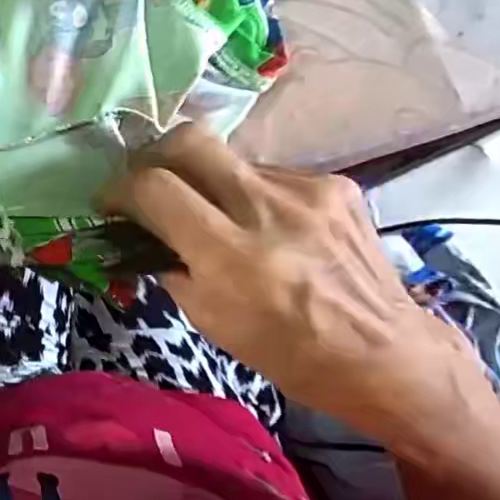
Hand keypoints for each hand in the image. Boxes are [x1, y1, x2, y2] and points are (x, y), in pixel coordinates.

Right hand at [104, 125, 485, 450]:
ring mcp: (308, 191)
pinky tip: (265, 224)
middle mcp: (269, 210)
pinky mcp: (336, 185)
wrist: (388, 357)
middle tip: (149, 183)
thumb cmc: (286, 351)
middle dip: (154, 156)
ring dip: (206, 181)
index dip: (119, 188)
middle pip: (188, 141)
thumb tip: (142, 229)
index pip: (154, 186)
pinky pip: (267, 173)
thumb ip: (169, 263)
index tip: (110, 203)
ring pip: (228, 158)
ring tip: (217, 217)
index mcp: (231, 255)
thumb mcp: (207, 318)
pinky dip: (249, 193)